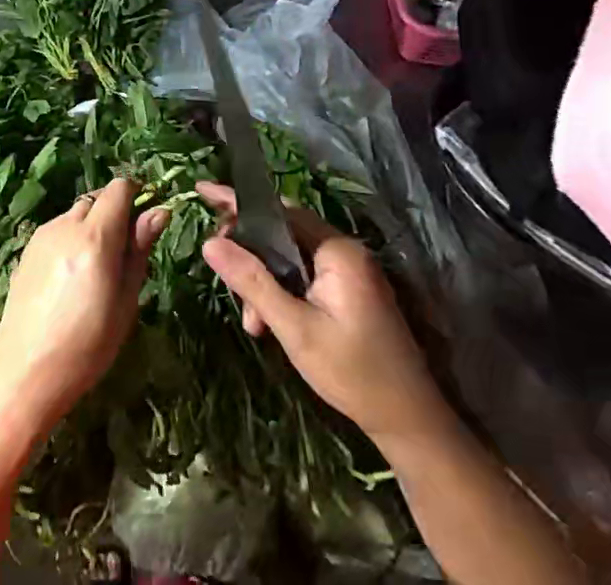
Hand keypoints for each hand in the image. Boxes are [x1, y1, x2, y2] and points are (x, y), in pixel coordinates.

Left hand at [0, 177, 168, 440]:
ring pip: (74, 214)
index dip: (136, 196)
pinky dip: (71, 238)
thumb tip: (158, 211)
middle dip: (113, 212)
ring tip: (98, 269)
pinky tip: (73, 276)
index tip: (146, 219)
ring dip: (91, 226)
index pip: (117, 190)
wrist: (26, 370)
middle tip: (125, 251)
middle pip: (94, 199)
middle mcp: (64, 227)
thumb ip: (138, 250)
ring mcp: (41, 237)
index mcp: (94, 238)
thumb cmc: (88, 344)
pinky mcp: (26, 250)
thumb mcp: (125, 300)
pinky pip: (56, 230)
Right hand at [197, 181, 449, 443]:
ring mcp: (347, 272)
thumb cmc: (353, 372)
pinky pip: (300, 274)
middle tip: (225, 280)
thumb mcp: (294, 327)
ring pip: (286, 256)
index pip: (279, 211)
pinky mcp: (345, 291)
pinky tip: (266, 321)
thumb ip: (252, 281)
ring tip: (251, 321)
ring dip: (261, 281)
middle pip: (280, 232)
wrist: (408, 421)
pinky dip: (278, 291)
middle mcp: (345, 253)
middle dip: (248, 254)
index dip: (238, 202)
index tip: (202, 190)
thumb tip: (209, 243)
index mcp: (338, 252)